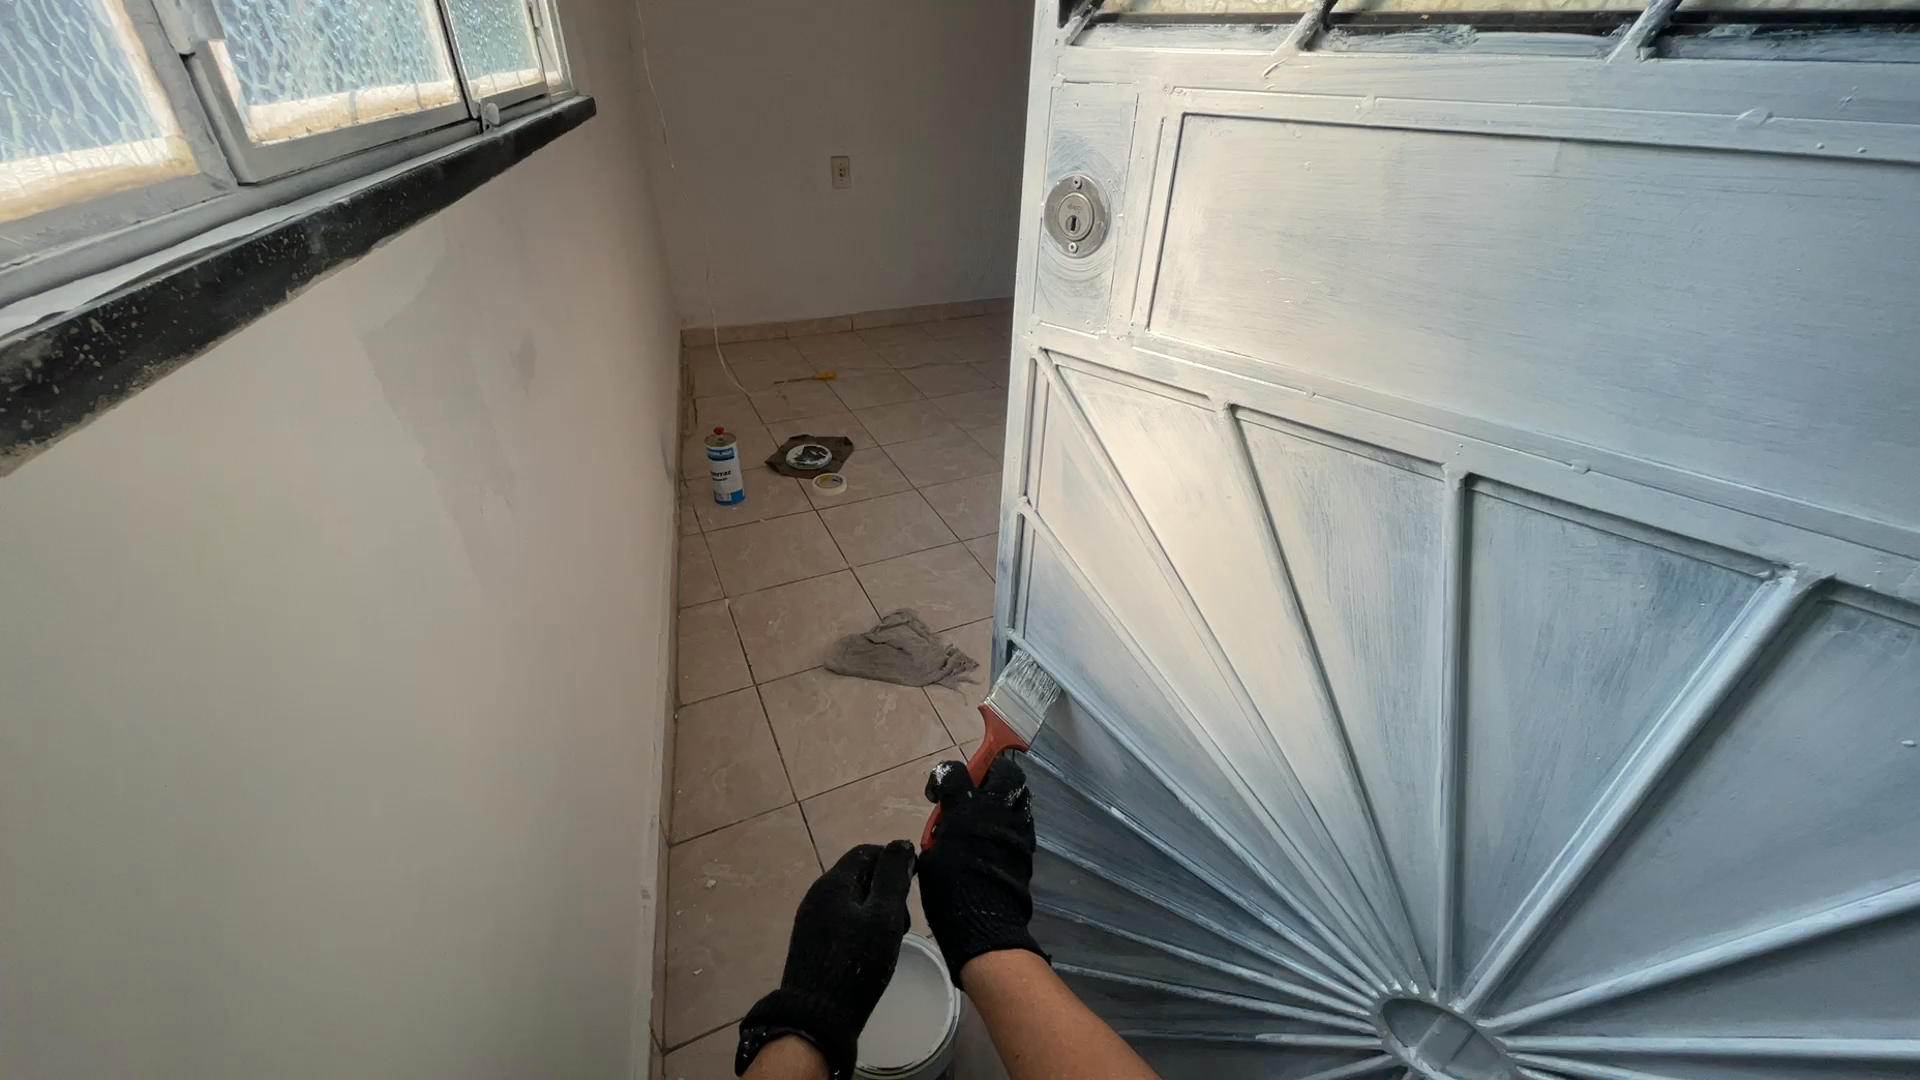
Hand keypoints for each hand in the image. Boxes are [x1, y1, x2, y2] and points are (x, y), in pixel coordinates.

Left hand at [736, 841, 915, 1079]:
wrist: (815, 1019)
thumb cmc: (856, 964)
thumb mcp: (883, 916)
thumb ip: (893, 876)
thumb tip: (901, 844)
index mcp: (834, 882)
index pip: (867, 852)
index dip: (893, 859)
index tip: (914, 879)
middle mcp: (818, 894)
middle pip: (859, 875)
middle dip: (886, 888)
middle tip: (904, 917)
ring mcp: (811, 919)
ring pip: (852, 899)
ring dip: (876, 908)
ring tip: (891, 936)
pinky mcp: (811, 941)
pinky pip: (841, 919)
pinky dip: (861, 924)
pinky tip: (871, 949)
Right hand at [918, 756, 1045, 986]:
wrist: (984, 924)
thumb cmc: (948, 892)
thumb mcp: (931, 857)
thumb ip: (942, 833)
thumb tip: (946, 828)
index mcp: (964, 810)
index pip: (954, 771)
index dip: (943, 775)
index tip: (939, 790)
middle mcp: (994, 811)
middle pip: (1004, 770)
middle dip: (991, 769)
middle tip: (978, 784)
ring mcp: (1015, 828)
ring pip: (1020, 794)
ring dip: (1005, 795)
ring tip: (991, 811)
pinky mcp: (1028, 846)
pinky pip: (1023, 822)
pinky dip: (1012, 821)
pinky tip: (1000, 836)